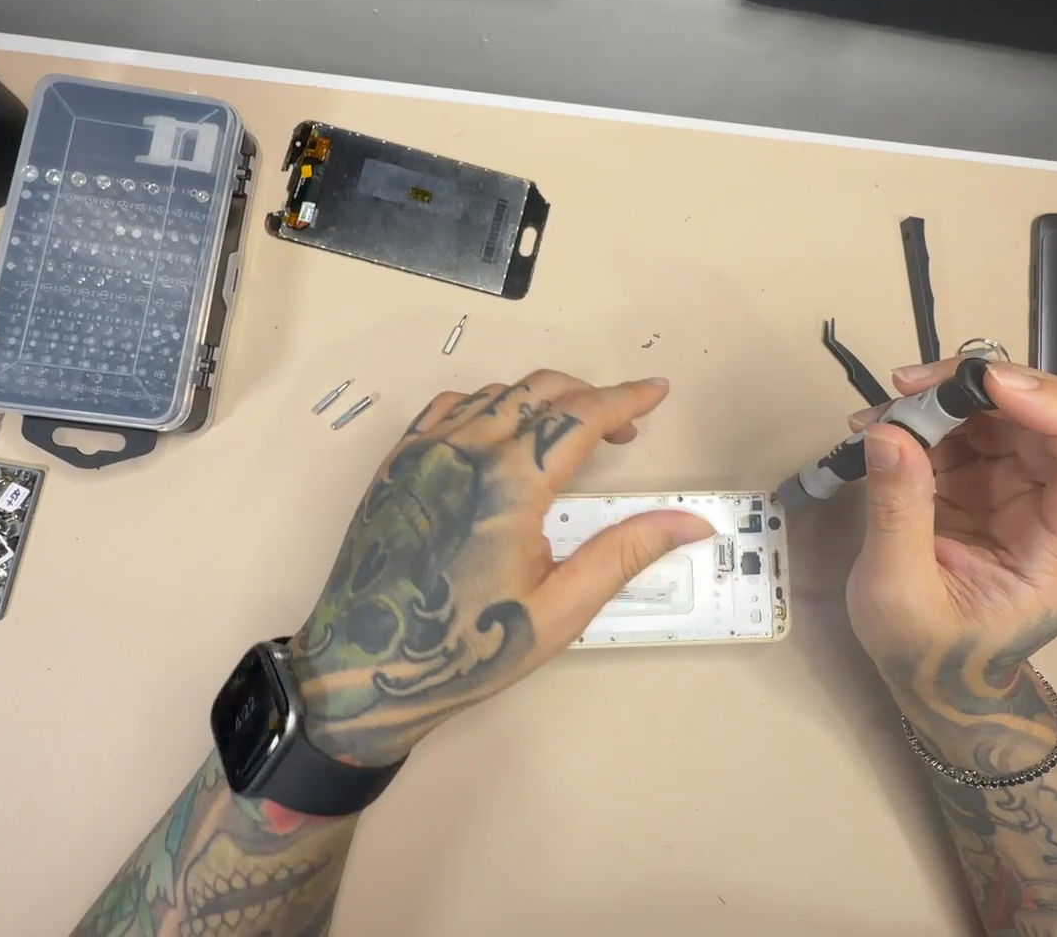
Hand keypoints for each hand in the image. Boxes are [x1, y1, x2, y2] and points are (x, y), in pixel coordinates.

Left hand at [288, 371, 713, 768]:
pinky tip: (502, 430)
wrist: (365, 665)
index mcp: (510, 482)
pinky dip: (491, 403)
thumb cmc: (467, 646)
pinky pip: (451, 405)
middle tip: (620, 428)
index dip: (626, 399)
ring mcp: (426, 450)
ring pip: (498, 393)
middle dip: (591, 396)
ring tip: (568, 434)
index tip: (656, 392)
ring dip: (543, 399)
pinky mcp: (399, 460)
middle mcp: (466, 449)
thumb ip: (625, 553)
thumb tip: (691, 523)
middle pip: (542, 390)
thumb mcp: (560, 608)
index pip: (581, 417)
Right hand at [844, 359, 1056, 723]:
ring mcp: (1019, 491)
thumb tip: (885, 432)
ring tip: (881, 411)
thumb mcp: (899, 592)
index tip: (991, 386)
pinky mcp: (981, 482)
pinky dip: (922, 416)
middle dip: (987, 388)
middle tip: (911, 385)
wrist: (927, 673)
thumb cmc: (928, 652)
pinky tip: (878, 425)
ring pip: (1008, 413)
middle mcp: (1055, 510)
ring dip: (946, 397)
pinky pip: (965, 429)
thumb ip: (898, 513)